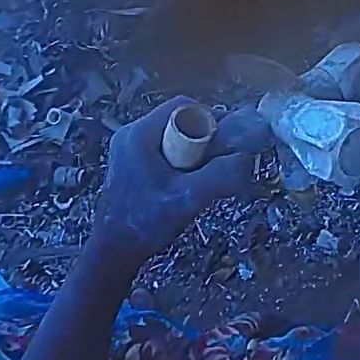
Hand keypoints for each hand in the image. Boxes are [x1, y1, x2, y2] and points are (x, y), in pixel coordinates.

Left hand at [88, 96, 254, 277]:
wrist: (113, 252)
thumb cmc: (144, 224)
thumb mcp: (186, 199)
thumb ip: (219, 176)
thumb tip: (245, 158)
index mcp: (139, 134)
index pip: (182, 108)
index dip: (209, 119)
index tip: (227, 140)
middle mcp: (132, 135)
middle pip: (180, 121)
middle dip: (204, 139)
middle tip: (221, 159)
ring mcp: (131, 149)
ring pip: (175, 137)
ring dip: (195, 153)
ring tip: (206, 174)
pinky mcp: (134, 164)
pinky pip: (167, 151)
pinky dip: (184, 163)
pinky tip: (191, 183)